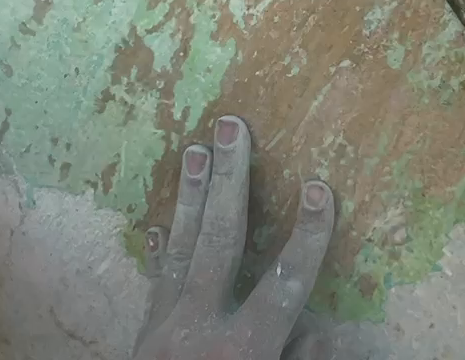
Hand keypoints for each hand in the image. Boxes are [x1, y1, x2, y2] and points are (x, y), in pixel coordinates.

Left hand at [133, 115, 334, 359]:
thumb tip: (317, 325)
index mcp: (242, 350)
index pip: (283, 284)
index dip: (306, 237)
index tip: (318, 187)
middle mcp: (201, 327)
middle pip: (221, 240)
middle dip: (230, 179)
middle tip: (231, 126)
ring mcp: (166, 327)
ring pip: (184, 248)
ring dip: (192, 195)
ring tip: (196, 149)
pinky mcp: (145, 335)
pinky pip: (158, 283)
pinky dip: (163, 252)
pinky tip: (161, 224)